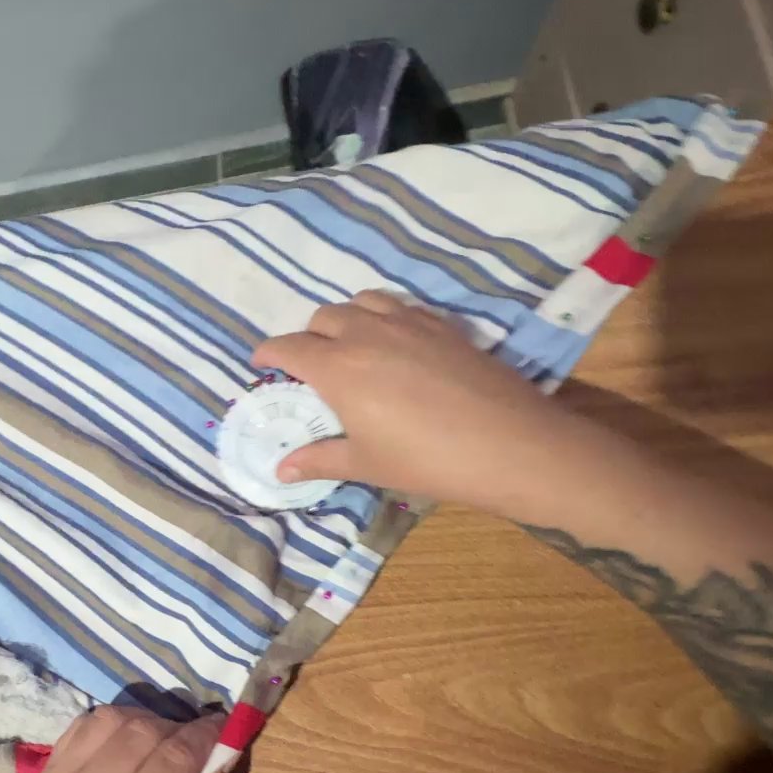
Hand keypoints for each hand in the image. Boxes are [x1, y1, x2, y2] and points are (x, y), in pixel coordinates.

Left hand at [0, 708, 226, 772]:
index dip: (204, 734)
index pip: (175, 756)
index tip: (222, 726)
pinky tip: (124, 741)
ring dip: (142, 720)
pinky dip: (108, 723)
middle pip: (143, 730)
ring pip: (110, 718)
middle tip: (191, 740)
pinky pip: (81, 725)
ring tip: (157, 740)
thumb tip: (222, 751)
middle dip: (176, 727)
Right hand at [252, 290, 623, 518]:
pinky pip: (399, 306)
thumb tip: (281, 470)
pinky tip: (394, 344)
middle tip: (311, 366)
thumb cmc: (426, 459)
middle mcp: (366, 334)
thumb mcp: (365, 464)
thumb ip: (318, 460)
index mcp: (338, 368)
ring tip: (350, 346)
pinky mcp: (442, 325)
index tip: (262, 363)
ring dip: (345, 319)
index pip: (288, 347)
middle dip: (308, 337)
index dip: (269, 353)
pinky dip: (383, 317)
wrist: (510, 444)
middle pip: (322, 318)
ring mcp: (407, 323)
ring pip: (361, 302)